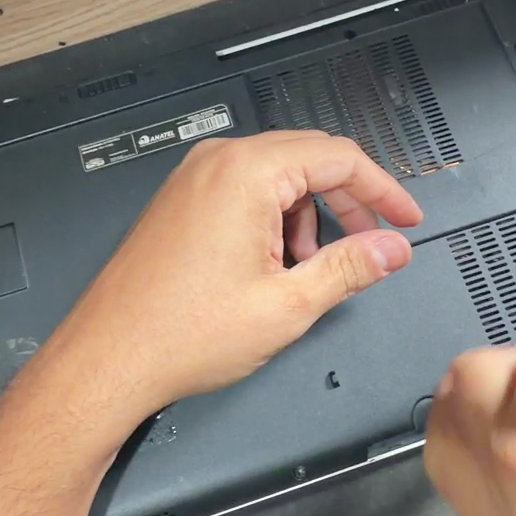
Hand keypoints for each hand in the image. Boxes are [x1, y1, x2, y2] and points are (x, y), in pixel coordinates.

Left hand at [34, 130, 423, 425]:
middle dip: (348, 201)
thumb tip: (390, 247)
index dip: (383, 189)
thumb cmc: (179, 332)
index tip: (406, 218)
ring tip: (307, 268)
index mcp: (246, 173)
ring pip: (279, 176)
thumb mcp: (287, 304)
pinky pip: (247, 190)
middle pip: (310, 159)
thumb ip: (350, 268)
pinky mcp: (183, 198)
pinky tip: (273, 263)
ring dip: (308, 215)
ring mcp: (195, 178)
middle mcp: (217, 163)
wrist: (109, 357)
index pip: (339, 157)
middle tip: (373, 242)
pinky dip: (275, 218)